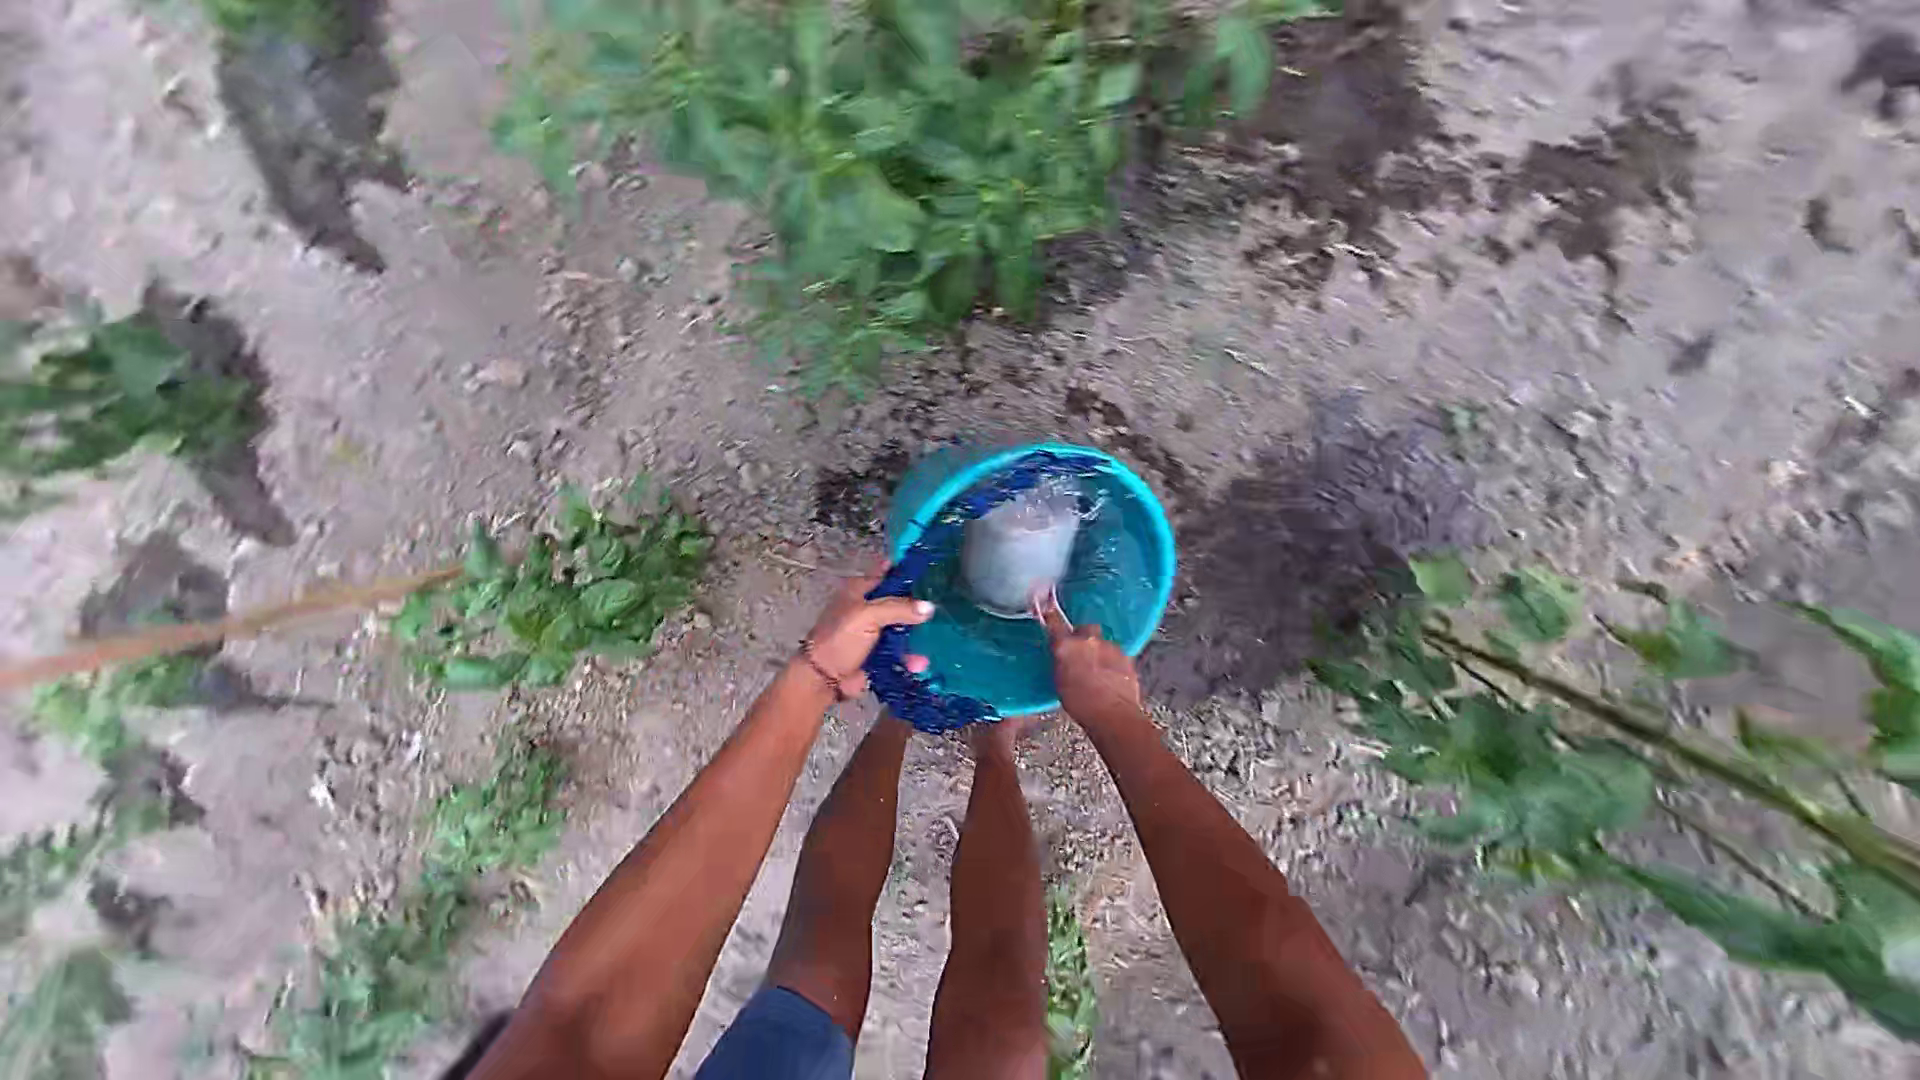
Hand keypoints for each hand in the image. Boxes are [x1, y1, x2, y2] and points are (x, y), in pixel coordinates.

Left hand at [801, 562, 932, 697]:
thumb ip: (899, 608)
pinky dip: (910, 657)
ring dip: (917, 637)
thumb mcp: (868, 616)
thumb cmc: (840, 639)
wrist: (824, 679)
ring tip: (931, 642)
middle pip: (900, 602)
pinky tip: (920, 663)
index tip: (931, 576)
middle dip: (918, 608)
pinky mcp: (879, 654)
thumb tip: (929, 607)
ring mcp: (874, 632)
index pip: (888, 575)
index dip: (907, 574)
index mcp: (860, 590)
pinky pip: (901, 652)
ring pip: (904, 629)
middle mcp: (868, 608)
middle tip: (939, 610)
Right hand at [1034, 587, 1143, 725]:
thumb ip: (1059, 660)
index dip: (1050, 613)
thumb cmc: (1081, 704)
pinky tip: (1110, 675)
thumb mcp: (1059, 682)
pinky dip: (1111, 660)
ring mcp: (1109, 646)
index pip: (1054, 621)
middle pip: (1084, 628)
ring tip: (1096, 670)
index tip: (1047, 607)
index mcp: (1066, 645)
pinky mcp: (1125, 656)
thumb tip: (1061, 654)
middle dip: (1082, 636)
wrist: (1113, 715)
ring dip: (1098, 650)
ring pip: (1100, 641)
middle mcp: (1088, 640)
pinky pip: (1115, 653)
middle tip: (1079, 653)